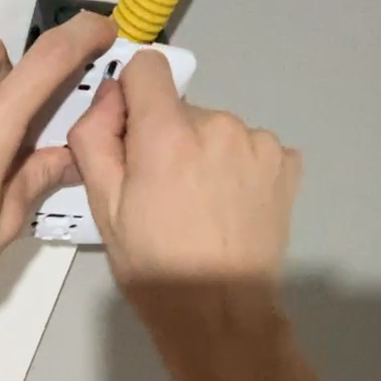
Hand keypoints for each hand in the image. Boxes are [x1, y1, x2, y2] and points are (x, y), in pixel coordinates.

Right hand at [67, 52, 306, 380]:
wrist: (219, 314)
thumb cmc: (152, 268)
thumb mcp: (104, 212)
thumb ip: (94, 143)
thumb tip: (105, 101)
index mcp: (166, 134)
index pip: (148, 67)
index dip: (131, 96)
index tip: (128, 136)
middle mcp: (218, 123)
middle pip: (181, 109)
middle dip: (167, 139)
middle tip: (163, 196)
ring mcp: (257, 142)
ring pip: (216, 131)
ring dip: (204, 156)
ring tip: (200, 209)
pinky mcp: (286, 162)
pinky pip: (249, 150)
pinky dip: (237, 170)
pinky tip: (230, 209)